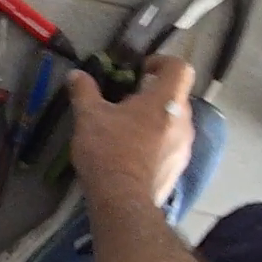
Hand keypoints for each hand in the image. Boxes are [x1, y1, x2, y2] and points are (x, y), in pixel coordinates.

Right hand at [69, 55, 196, 208]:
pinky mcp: (179, 168)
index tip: (141, 71)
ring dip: (153, 121)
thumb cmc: (108, 149)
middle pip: (175, 97)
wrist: (122, 199)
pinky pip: (170, 146)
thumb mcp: (88, 116)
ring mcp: (185, 146)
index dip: (162, 62)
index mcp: (166, 101)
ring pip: (172, 123)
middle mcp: (184, 121)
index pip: (180, 68)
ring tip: (125, 131)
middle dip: (152, 96)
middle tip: (124, 104)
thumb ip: (84, 92)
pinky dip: (154, 143)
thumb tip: (76, 75)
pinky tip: (130, 155)